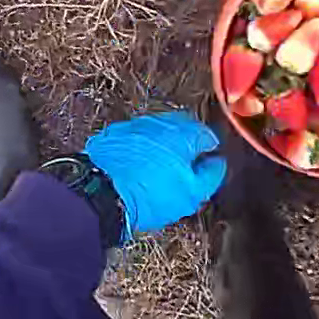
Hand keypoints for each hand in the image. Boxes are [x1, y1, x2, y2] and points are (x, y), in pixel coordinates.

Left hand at [83, 113, 226, 238]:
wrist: (101, 194)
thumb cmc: (150, 195)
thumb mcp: (192, 194)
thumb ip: (210, 175)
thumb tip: (217, 164)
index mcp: (183, 134)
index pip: (206, 135)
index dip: (209, 151)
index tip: (207, 164)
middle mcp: (159, 123)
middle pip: (181, 128)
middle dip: (186, 144)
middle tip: (184, 168)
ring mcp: (134, 126)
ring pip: (156, 132)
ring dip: (162, 145)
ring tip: (158, 170)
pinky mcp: (113, 134)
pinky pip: (134, 138)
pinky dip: (139, 148)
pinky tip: (137, 167)